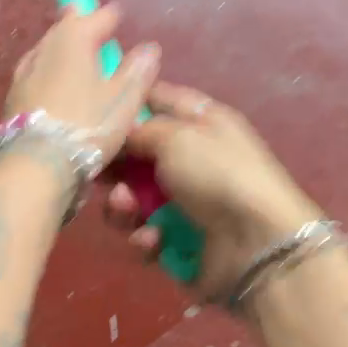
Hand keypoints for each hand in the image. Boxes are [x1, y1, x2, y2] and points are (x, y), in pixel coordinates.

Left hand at [5, 4, 159, 159]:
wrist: (36, 164)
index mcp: (74, 40)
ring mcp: (25, 73)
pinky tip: (46, 79)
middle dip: (76, 22)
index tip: (116, 14)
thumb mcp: (123, 101)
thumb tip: (149, 48)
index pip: (95, 18)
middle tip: (83, 16)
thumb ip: (136, 72)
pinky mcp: (13, 99)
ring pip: (45, 50)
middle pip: (63, 28)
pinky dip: (45, 70)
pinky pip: (34, 73)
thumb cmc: (86, 127)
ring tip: (67, 48)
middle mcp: (46, 48)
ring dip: (57, 46)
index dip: (108, 16)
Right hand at [103, 82, 323, 300]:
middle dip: (115, 165)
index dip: (127, 103)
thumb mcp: (178, 136)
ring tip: (127, 209)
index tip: (90, 109)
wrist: (257, 245)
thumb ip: (140, 129)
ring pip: (135, 201)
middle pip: (138, 156)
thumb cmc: (219, 176)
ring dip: (124, 206)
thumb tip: (120, 133)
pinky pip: (147, 237)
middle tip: (96, 171)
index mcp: (202, 123)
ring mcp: (187, 205)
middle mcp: (194, 160)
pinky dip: (146, 239)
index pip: (159, 101)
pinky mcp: (180, 244)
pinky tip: (154, 241)